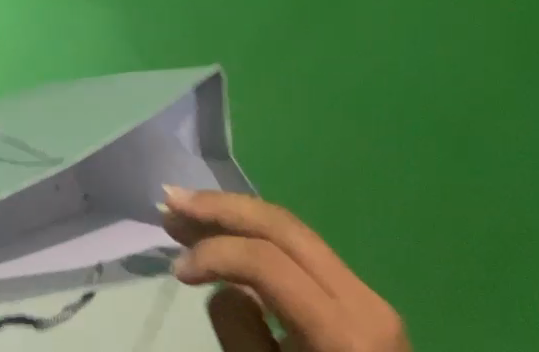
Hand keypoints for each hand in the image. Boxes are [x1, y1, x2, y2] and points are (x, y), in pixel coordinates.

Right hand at [161, 187, 409, 351]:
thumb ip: (239, 332)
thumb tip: (229, 287)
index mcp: (344, 335)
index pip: (267, 261)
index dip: (214, 254)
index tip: (176, 272)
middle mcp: (363, 301)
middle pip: (283, 228)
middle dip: (221, 210)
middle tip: (170, 202)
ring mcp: (369, 299)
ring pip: (292, 232)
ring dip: (235, 217)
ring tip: (183, 211)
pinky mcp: (362, 303)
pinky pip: (302, 256)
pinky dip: (258, 240)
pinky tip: (223, 237)